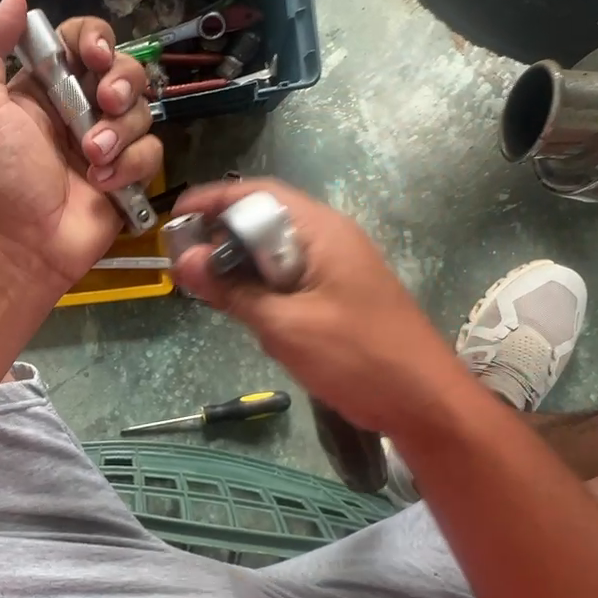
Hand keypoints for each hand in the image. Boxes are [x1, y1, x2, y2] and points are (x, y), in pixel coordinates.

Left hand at [0, 0, 161, 293]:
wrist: (25, 242)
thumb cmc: (2, 175)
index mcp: (47, 85)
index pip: (84, 39)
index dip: (97, 40)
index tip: (94, 57)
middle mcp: (81, 107)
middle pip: (125, 69)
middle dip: (121, 82)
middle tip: (103, 104)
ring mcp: (108, 140)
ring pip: (143, 109)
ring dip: (120, 132)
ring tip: (92, 158)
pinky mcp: (129, 173)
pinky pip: (152, 151)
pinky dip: (131, 165)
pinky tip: (104, 183)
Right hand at [171, 179, 475, 437]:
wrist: (423, 401)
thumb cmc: (356, 358)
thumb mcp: (285, 326)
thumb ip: (233, 291)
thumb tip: (184, 260)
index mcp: (321, 232)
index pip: (258, 195)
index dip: (213, 201)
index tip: (173, 220)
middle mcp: (330, 239)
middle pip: (265, 220)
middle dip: (221, 235)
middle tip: (182, 261)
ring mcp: (337, 267)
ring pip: (275, 252)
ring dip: (239, 264)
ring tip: (204, 287)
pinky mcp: (338, 295)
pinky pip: (289, 278)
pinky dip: (260, 286)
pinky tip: (242, 309)